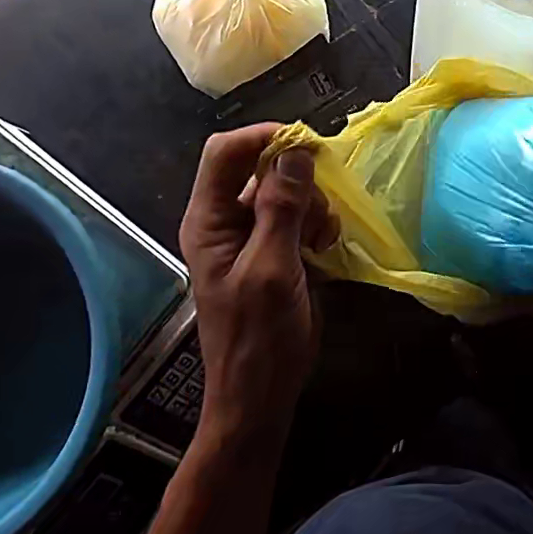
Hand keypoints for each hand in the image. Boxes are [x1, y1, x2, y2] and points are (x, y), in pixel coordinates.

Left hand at [178, 124, 337, 429]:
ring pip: (286, 193)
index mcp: (208, 221)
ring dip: (311, 208)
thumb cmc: (259, 340)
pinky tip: (324, 251)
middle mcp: (225, 222)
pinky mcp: (274, 254)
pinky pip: (297, 220)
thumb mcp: (271, 271)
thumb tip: (295, 152)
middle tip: (319, 219)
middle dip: (298, 184)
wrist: (260, 393)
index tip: (309, 148)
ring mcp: (251, 239)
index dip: (264, 140)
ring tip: (322, 242)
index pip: (226, 153)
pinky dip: (315, 227)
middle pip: (262, 170)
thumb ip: (280, 210)